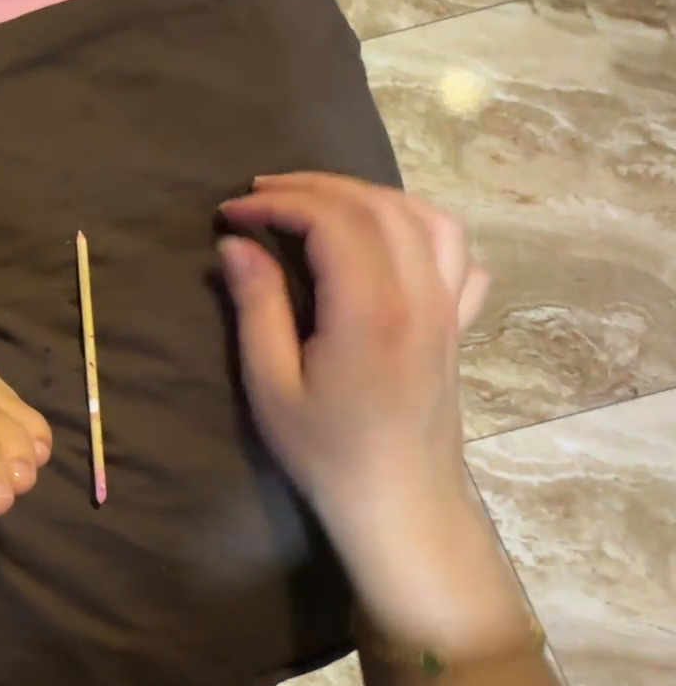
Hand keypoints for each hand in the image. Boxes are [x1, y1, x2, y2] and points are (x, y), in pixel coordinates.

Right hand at [217, 174, 525, 650]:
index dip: (278, 204)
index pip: (333, 222)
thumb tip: (235, 245)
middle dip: (313, 187)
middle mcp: (421, 295)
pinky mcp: (455, 321)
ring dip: (365, 195)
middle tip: (257, 193)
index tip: (229, 212)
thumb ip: (256, 306)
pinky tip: (380, 238)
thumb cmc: (321, 446)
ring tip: (312, 200)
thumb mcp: (269, 381)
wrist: (398, 499)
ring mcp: (448, 306)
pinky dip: (416, 225)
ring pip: (426, 217)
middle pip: (378, 207)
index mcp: (370, 310)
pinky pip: (456, 251)